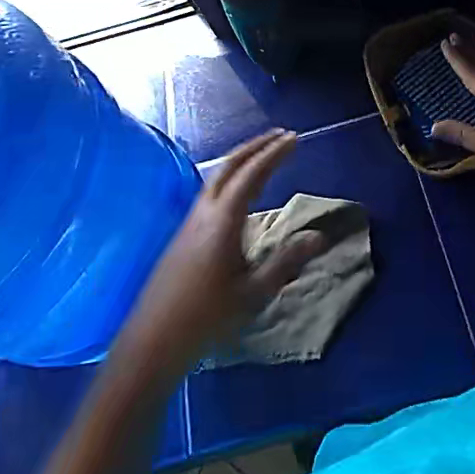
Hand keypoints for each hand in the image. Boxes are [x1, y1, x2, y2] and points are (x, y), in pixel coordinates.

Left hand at [118, 129, 326, 370]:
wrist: (155, 337)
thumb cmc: (208, 316)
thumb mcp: (255, 292)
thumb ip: (286, 261)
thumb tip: (319, 236)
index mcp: (223, 219)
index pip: (252, 174)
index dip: (274, 153)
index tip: (294, 138)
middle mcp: (204, 211)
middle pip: (229, 166)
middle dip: (256, 146)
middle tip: (281, 136)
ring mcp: (190, 221)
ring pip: (217, 177)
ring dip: (241, 161)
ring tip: (264, 156)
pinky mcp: (183, 234)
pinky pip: (211, 191)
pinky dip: (231, 178)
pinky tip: (239, 193)